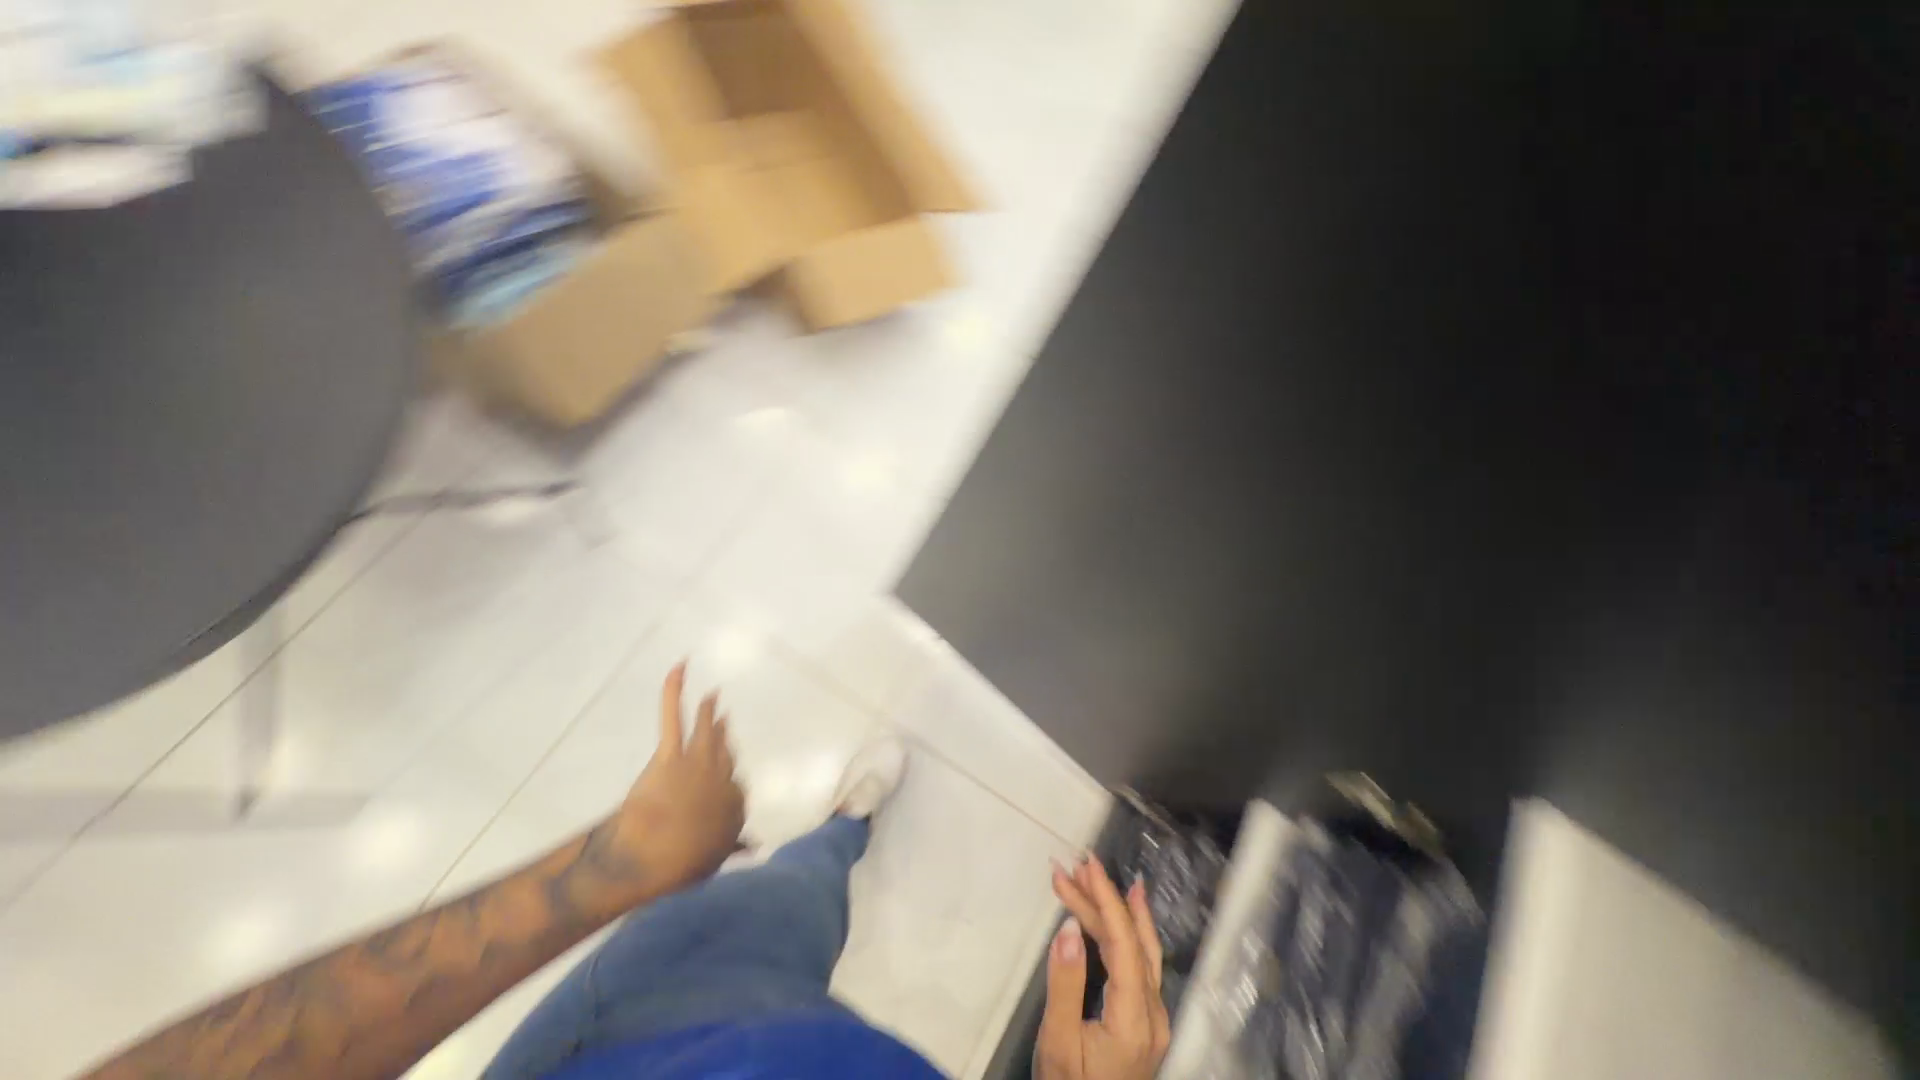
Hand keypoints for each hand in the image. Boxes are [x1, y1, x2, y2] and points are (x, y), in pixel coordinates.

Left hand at [610, 662, 745, 889]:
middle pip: (726, 751)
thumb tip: (753, 847)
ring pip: (708, 728)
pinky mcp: (670, 756)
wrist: (645, 864)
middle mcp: (723, 778)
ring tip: (711, 696)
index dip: (729, 782)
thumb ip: (733, 848)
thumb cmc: (678, 869)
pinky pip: (674, 715)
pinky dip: (674, 689)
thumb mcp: (714, 862)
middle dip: (725, 737)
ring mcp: (697, 763)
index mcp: (734, 806)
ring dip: (709, 710)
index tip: (726, 779)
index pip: (737, 786)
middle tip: (725, 721)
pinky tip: (679, 668)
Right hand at [1037, 855, 1170, 1079]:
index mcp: (1136, 1018)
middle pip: (1133, 942)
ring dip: (1112, 913)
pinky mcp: (1144, 1021)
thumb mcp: (1058, 1044)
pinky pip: (1139, 965)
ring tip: (1090, 877)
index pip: (1124, 944)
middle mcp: (1154, 1013)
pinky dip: (1124, 934)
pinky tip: (1120, 913)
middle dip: (1102, 900)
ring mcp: (1153, 1018)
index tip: (1084, 866)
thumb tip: (1070, 927)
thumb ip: (1066, 985)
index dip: (1105, 900)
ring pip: (1139, 951)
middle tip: (1072, 867)